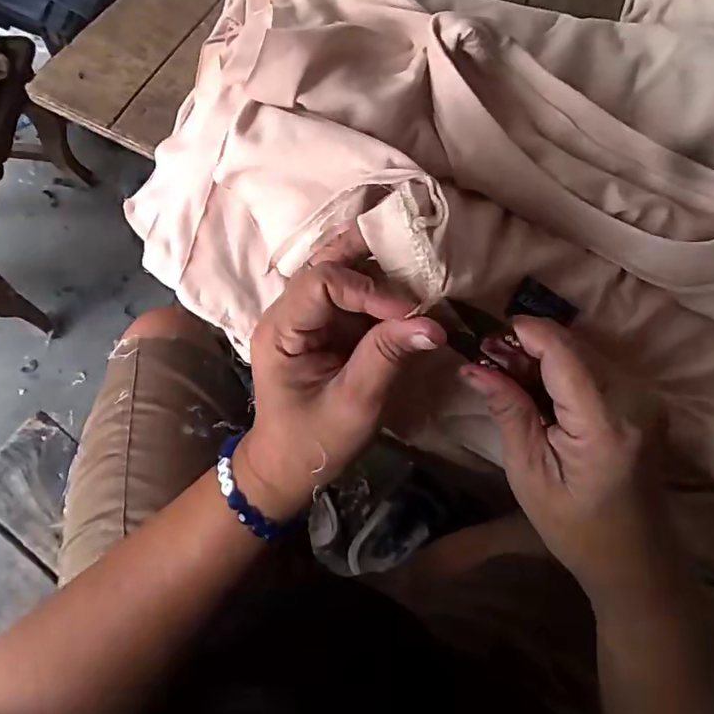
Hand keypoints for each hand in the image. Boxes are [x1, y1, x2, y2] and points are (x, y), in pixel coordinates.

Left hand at [238, 262, 444, 519]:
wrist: (287, 466)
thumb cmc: (313, 441)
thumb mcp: (353, 405)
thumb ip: (386, 358)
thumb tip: (432, 325)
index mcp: (282, 329)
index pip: (320, 282)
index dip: (366, 289)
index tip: (408, 312)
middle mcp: (289, 313)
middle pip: (324, 263)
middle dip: (366, 253)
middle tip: (410, 246)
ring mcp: (307, 317)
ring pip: (337, 271)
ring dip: (374, 264)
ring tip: (414, 258)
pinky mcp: (326, 326)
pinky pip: (350, 294)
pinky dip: (379, 287)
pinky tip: (407, 284)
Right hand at [458, 317, 660, 595]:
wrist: (638, 563)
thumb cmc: (577, 528)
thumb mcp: (529, 473)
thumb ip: (508, 411)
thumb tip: (473, 366)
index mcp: (605, 425)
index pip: (563, 353)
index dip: (524, 332)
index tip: (484, 335)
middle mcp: (634, 401)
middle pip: (571, 346)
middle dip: (526, 344)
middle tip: (486, 361)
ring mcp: (645, 398)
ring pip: (581, 350)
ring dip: (541, 354)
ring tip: (505, 375)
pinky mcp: (644, 400)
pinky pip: (593, 364)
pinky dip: (559, 367)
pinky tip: (536, 387)